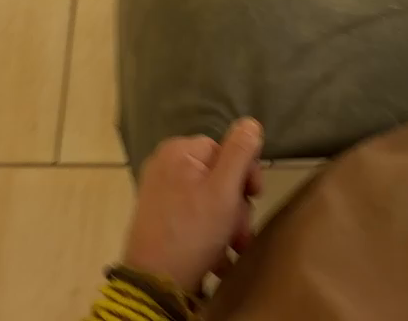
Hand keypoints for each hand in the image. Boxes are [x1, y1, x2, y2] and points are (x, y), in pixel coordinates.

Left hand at [122, 119, 265, 293]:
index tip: (255, 197)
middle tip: (242, 230)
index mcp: (178, 151)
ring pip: (208, 197)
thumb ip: (240, 152)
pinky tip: (217, 252)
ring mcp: (159, 192)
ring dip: (227, 221)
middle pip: (218, 174)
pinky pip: (192, 213)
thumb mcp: (224, 189)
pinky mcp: (157, 217)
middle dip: (236, 203)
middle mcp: (164, 165)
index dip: (244, 174)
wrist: (152, 286)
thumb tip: (250, 122)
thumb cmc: (191, 233)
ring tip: (233, 245)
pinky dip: (207, 229)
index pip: (226, 149)